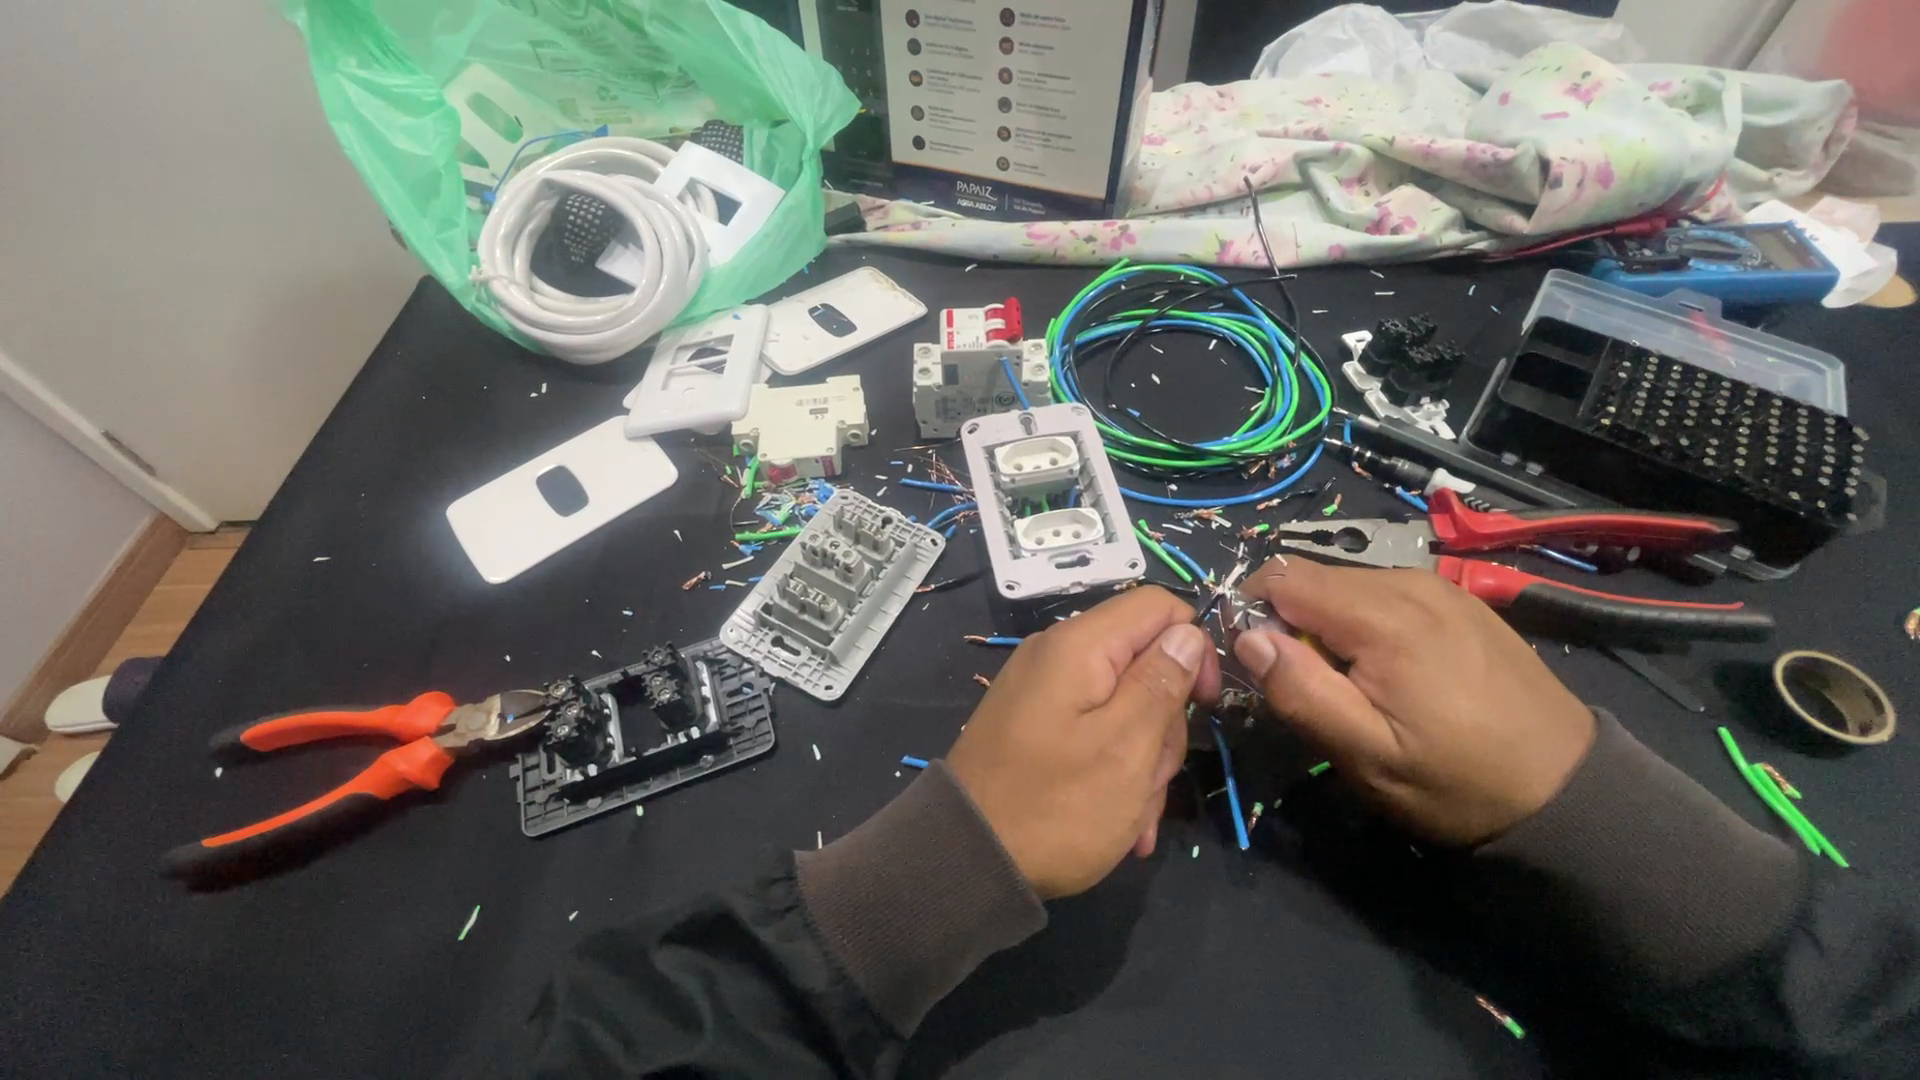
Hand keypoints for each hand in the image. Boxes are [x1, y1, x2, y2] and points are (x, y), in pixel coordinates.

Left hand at [946, 587, 1220, 898]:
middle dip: (1162, 725)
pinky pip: (1093, 733)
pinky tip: (1120, 823)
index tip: (1203, 705)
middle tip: (1150, 778)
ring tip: (1131, 815)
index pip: (1157, 607)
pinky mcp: (1036, 727)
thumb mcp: (1125, 748)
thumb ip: (1161, 682)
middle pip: (1141, 662)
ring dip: (1141, 761)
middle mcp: (1057, 657)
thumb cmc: (1054, 806)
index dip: (1192, 648)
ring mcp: (1043, 694)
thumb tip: (1187, 632)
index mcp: (1078, 646)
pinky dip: (1113, 772)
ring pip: (1123, 706)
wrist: (965, 860)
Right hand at [1232, 558, 1595, 845]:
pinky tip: (1388, 669)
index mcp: (1383, 618)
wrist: (1571, 794)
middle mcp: (1409, 584)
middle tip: (1308, 683)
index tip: (1263, 664)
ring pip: (1344, 582)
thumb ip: (1300, 691)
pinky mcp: (1457, 601)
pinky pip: (1382, 592)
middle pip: (1310, 576)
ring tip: (1349, 681)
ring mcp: (1439, 588)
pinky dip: (1361, 620)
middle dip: (1288, 620)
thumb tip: (1248, 637)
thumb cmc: (1456, 782)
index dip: (1253, 613)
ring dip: (1324, 622)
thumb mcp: (1366, 755)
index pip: (1280, 577)